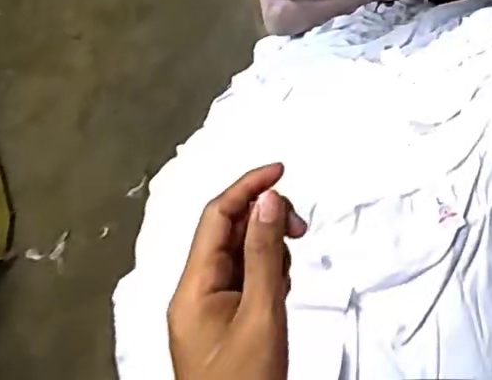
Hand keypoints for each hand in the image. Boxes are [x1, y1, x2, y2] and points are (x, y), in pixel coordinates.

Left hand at [168, 164, 308, 379]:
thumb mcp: (261, 314)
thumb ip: (264, 252)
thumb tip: (268, 196)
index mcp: (193, 286)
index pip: (217, 215)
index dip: (248, 186)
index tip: (282, 170)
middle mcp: (196, 291)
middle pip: (229, 231)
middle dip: (265, 220)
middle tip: (298, 230)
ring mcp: (210, 307)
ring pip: (241, 252)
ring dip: (268, 248)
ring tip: (285, 278)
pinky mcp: (225, 322)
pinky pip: (246, 277)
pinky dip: (267, 272)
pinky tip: (279, 290)